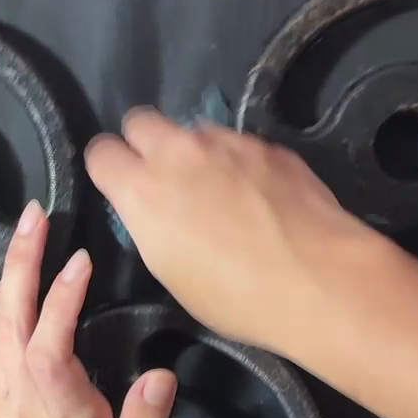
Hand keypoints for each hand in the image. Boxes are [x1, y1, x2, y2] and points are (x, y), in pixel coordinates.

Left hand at [0, 201, 177, 417]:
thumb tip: (160, 375)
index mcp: (53, 394)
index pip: (57, 322)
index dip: (66, 285)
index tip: (78, 256)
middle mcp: (14, 385)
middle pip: (12, 307)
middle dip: (22, 257)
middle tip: (32, 218)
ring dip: (6, 280)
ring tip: (18, 246)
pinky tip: (0, 306)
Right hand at [85, 107, 397, 351]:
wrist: (317, 280)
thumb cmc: (234, 296)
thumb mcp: (170, 272)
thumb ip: (151, 226)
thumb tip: (154, 210)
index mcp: (143, 191)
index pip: (101, 152)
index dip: (109, 168)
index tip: (120, 185)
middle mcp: (178, 154)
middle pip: (140, 120)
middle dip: (143, 143)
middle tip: (163, 178)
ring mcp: (226, 143)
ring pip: (193, 130)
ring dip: (195, 153)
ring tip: (220, 190)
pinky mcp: (267, 145)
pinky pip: (236, 143)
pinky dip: (237, 162)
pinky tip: (259, 195)